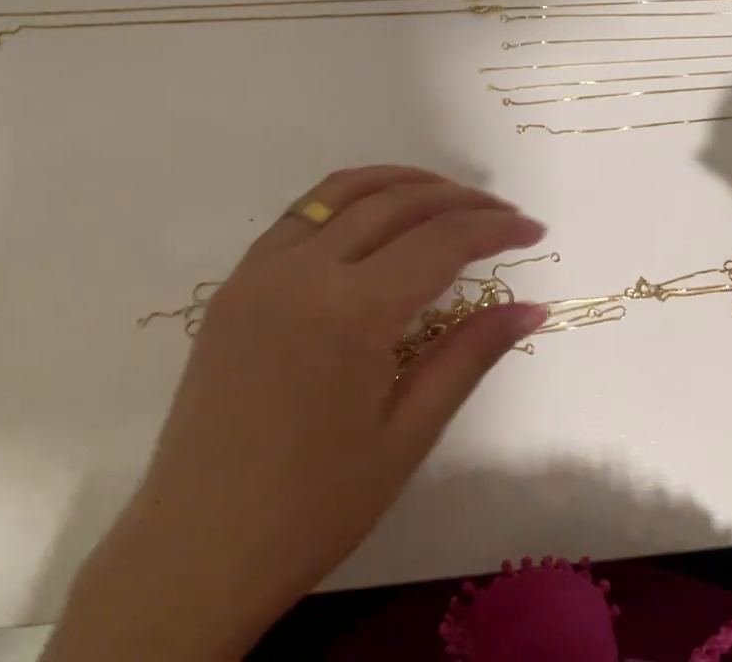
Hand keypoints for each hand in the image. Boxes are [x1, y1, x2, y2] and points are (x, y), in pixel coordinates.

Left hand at [45, 166, 547, 661]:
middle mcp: (301, 272)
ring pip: (339, 193)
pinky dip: (346, 202)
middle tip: (502, 213)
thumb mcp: (407, 435)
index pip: (439, 242)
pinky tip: (373, 223)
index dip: (494, 229)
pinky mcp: (232, 287)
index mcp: (350, 313)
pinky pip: (297, 218)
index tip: (534, 231)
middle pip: (394, 204)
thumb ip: (469, 356)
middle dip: (457, 200)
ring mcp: (257, 273)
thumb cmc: (314, 507)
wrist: (197, 548)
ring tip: (446, 196)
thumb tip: (532, 308)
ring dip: (400, 184)